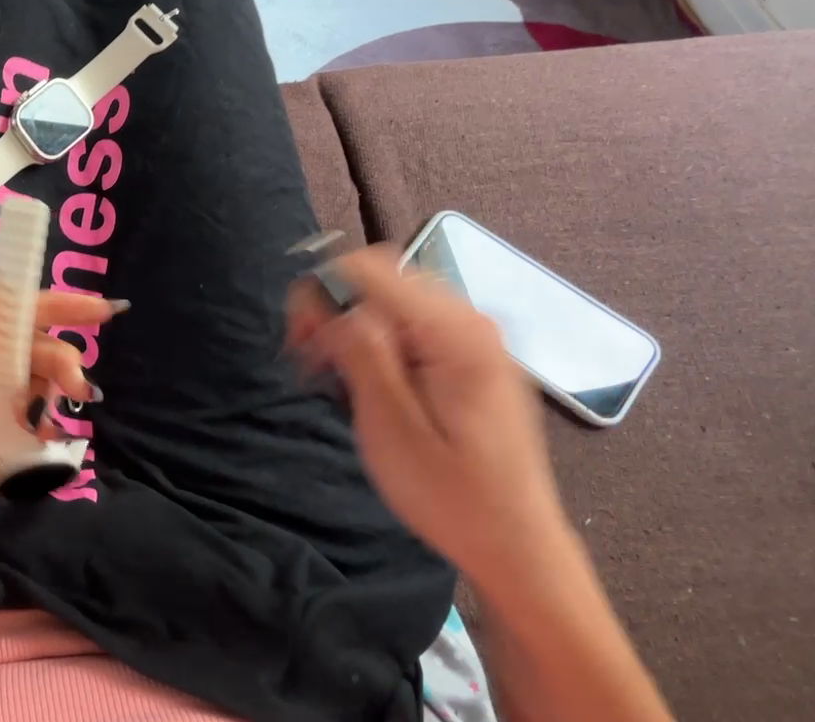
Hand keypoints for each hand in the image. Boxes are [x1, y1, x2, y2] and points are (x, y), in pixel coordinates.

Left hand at [0, 292, 118, 585]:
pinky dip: (47, 423)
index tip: (91, 307)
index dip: (38, 303)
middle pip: (15, 346)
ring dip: (55, 381)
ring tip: (77, 394)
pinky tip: (60, 427)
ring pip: (25, 383)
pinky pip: (25, 429)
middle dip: (54, 348)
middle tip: (79, 375)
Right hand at [288, 247, 570, 583]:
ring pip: (388, 300)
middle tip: (307, 360)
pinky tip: (362, 380)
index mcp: (453, 333)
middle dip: (331, 309)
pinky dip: (373, 340)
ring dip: (348, 326)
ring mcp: (474, 340)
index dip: (320, 293)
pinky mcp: (469, 359)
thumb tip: (326, 300)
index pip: (368, 268)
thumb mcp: (390, 423)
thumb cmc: (448, 492)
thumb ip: (360, 350)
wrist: (514, 546)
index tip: (300, 343)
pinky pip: (408, 324)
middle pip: (377, 278)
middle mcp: (469, 323)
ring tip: (329, 375)